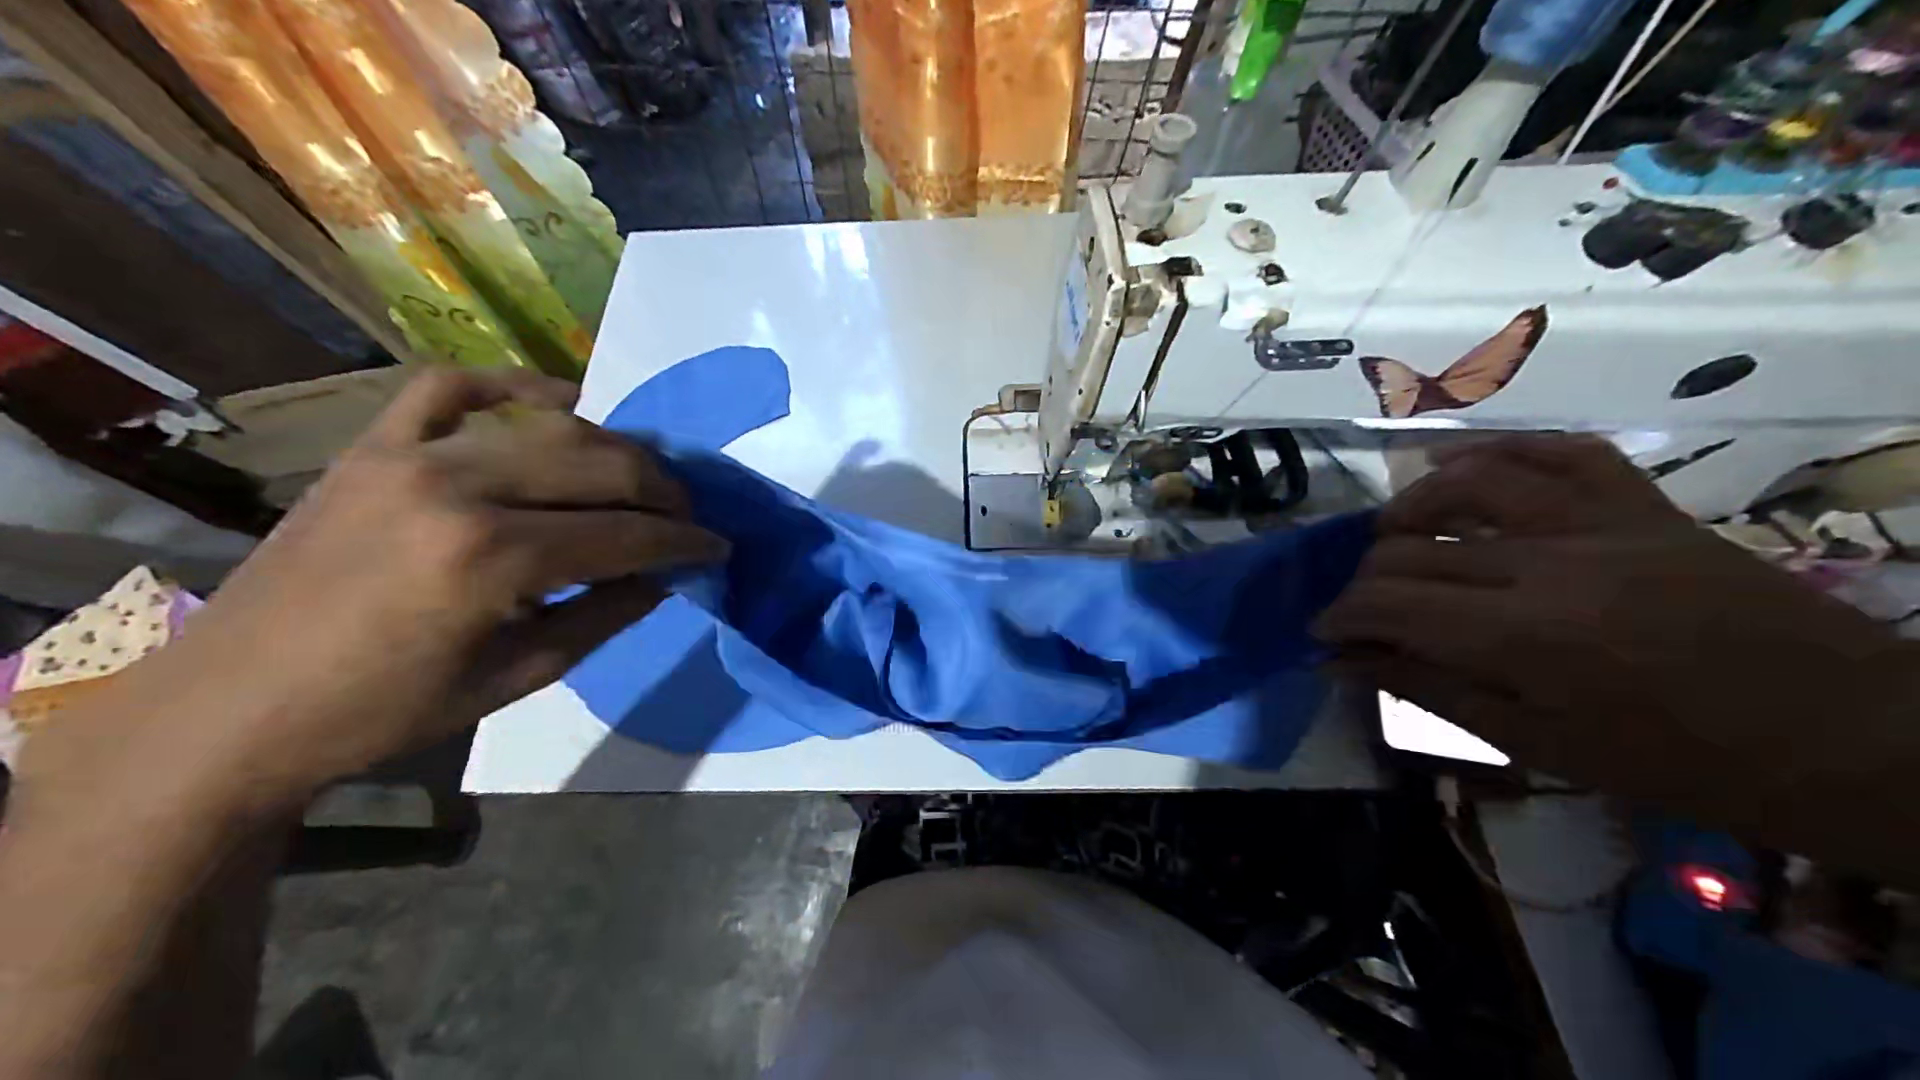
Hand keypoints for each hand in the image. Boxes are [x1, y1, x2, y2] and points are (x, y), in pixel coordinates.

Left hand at [23, 369, 726, 813]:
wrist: (235, 706)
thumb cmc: (388, 710)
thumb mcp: (522, 675)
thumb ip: (606, 614)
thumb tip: (666, 576)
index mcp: (494, 559)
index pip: (626, 533)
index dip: (685, 541)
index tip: (719, 546)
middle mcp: (460, 487)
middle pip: (601, 465)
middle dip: (664, 490)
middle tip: (688, 516)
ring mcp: (411, 455)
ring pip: (548, 425)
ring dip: (614, 449)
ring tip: (640, 478)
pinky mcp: (374, 446)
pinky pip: (454, 389)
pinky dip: (516, 386)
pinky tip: (560, 400)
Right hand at [1318, 436, 1918, 863]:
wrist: (1854, 739)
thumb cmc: (1682, 763)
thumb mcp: (1539, 743)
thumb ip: (1429, 690)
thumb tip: (1341, 662)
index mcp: (1522, 635)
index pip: (1387, 601)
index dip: (1338, 616)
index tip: (1321, 635)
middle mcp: (1548, 563)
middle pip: (1411, 548)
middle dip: (1363, 581)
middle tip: (1359, 612)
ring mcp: (1600, 524)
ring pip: (1468, 483)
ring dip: (1410, 508)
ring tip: (1394, 537)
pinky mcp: (1644, 507)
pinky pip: (1561, 452)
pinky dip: (1500, 449)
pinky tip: (1458, 463)